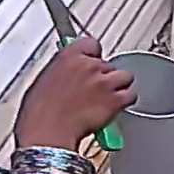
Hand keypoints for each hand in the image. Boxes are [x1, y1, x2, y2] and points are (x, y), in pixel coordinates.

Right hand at [13, 37, 135, 149]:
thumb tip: (72, 73)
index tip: (93, 60)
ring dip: (119, 86)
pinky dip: (126, 101)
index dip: (94, 54)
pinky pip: (131, 95)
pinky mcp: (116, 99)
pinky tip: (115, 107)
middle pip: (109, 65)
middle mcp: (89, 66)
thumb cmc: (41, 111)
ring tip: (107, 98)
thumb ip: (65, 71)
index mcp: (69, 57)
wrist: (49, 129)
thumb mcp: (46, 80)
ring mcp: (104, 82)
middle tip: (96, 91)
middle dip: (104, 77)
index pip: (92, 44)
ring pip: (125, 77)